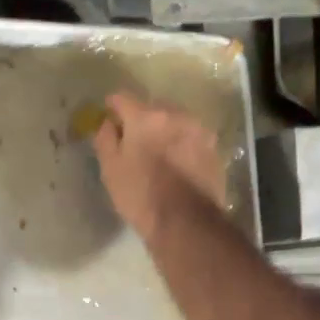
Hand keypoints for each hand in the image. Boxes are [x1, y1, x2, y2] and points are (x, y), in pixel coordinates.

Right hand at [90, 92, 226, 239]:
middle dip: (143, 119)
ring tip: (158, 152)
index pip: (123, 98)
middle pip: (154, 107)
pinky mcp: (214, 149)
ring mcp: (199, 130)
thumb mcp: (110, 169)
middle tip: (134, 139)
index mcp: (146, 116)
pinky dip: (182, 145)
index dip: (113, 106)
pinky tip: (176, 164)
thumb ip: (105, 139)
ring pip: (176, 122)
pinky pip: (191, 138)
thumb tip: (108, 123)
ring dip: (165, 131)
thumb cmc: (140, 195)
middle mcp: (176, 115)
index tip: (108, 114)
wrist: (185, 222)